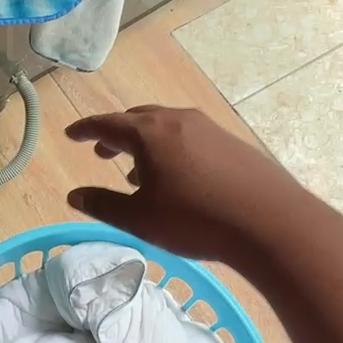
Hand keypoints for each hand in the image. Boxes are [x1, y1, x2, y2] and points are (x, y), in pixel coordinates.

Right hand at [65, 106, 306, 263]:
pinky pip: (189, 137)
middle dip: (116, 135)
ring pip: (166, 127)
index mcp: (149, 133)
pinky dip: (171, 149)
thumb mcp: (140, 219)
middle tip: (102, 153)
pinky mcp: (232, 143)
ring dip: (145, 144)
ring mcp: (209, 129)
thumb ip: (103, 204)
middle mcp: (177, 120)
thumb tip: (74, 196)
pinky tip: (177, 178)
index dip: (85, 130)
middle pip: (137, 119)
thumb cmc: (196, 221)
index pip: (107, 124)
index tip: (71, 135)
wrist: (272, 224)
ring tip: (137, 173)